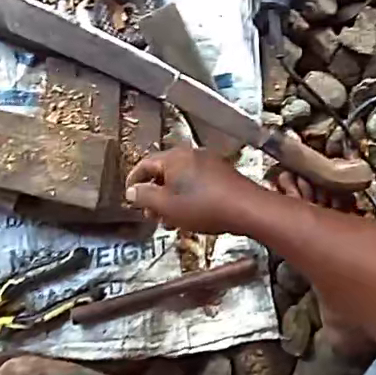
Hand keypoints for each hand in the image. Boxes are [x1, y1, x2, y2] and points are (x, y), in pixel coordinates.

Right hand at [124, 146, 271, 233]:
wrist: (246, 208)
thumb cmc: (203, 206)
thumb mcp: (166, 205)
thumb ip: (145, 197)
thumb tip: (132, 190)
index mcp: (174, 157)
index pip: (145, 164)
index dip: (133, 181)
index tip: (129, 196)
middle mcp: (192, 154)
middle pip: (165, 171)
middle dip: (155, 194)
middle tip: (151, 214)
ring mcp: (210, 162)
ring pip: (182, 179)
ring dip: (172, 198)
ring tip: (171, 220)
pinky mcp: (224, 173)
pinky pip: (198, 182)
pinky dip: (189, 196)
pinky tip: (191, 215)